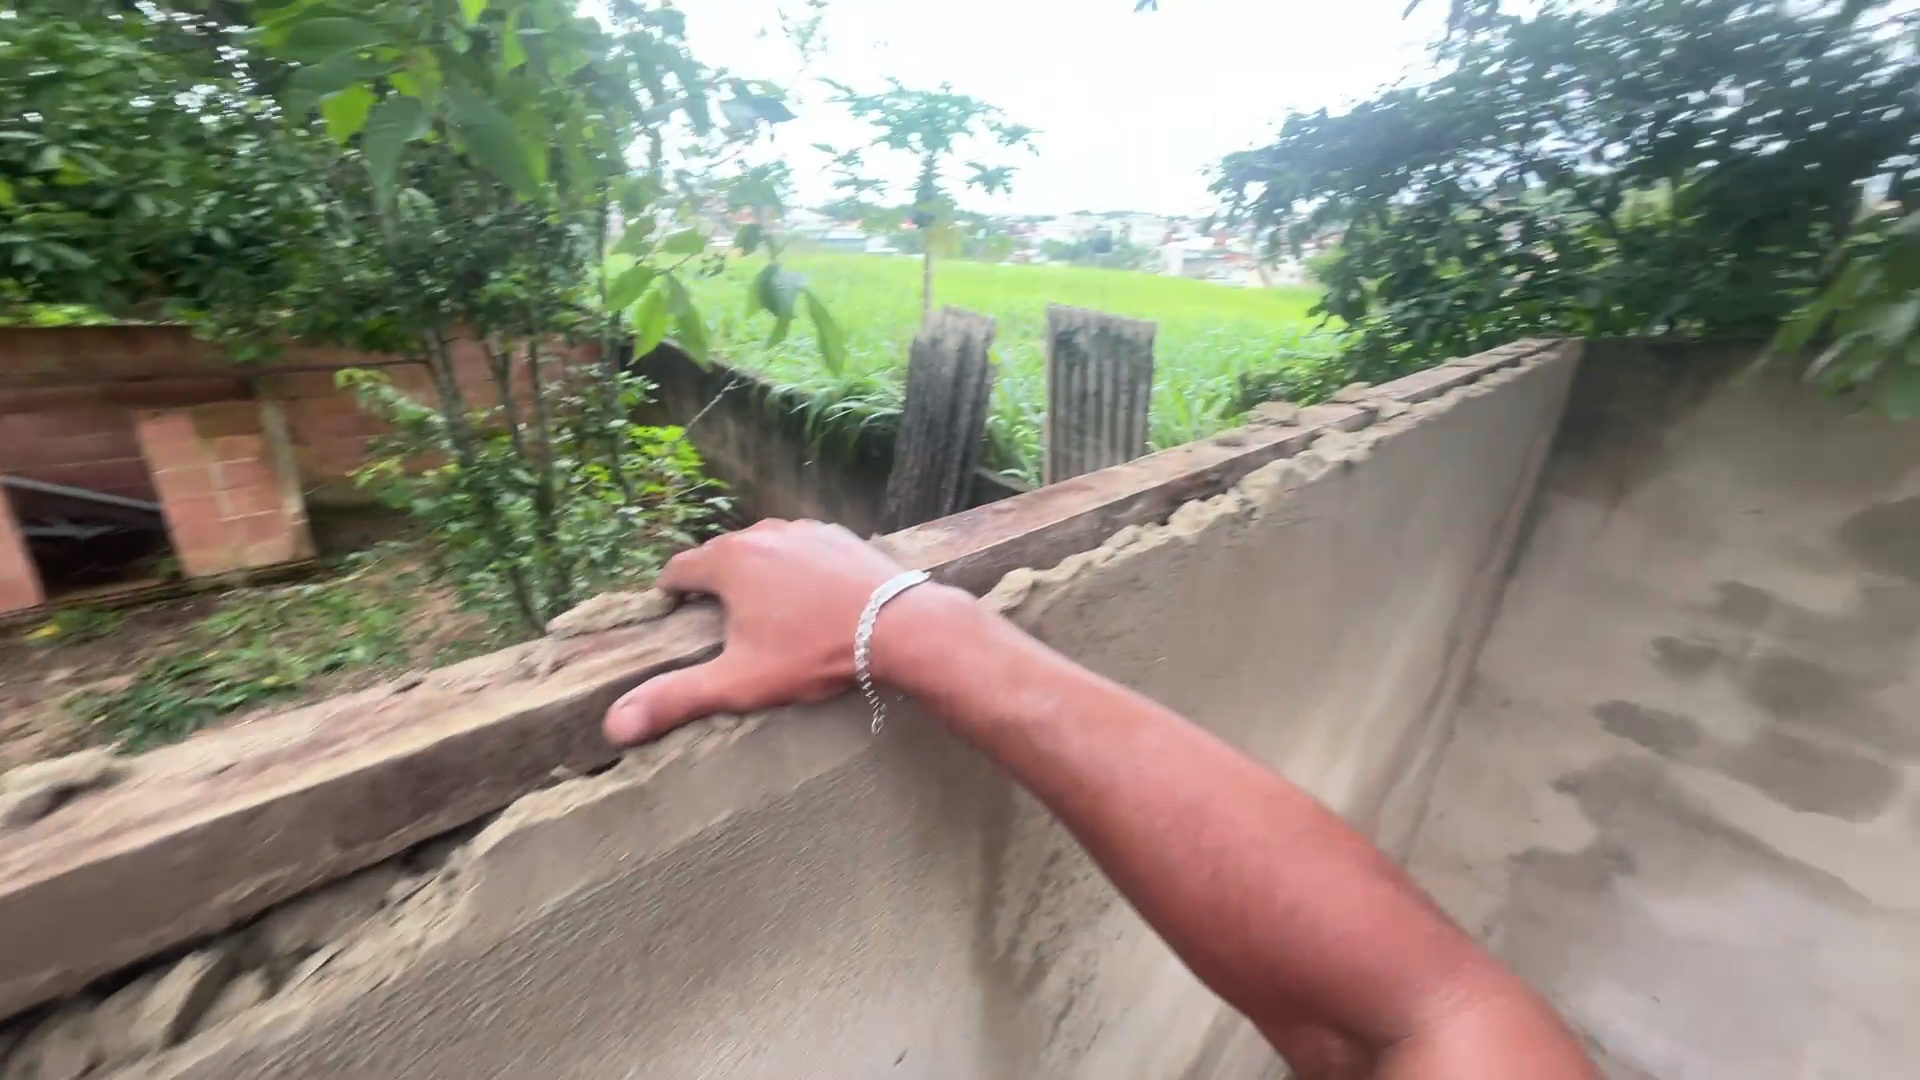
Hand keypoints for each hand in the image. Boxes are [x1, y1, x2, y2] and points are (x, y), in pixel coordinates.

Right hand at [604, 519, 928, 745]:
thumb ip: (677, 697)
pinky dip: (797, 567)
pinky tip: (812, 596)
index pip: (678, 570)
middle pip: (721, 556)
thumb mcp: (742, 681)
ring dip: (758, 573)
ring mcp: (805, 529)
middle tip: (725, 623)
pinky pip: (803, 549)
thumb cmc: (817, 651)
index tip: (676, 617)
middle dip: (716, 585)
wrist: (901, 626)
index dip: (671, 595)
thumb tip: (615, 723)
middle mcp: (763, 532)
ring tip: (770, 611)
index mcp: (729, 560)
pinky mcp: (840, 535)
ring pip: (764, 548)